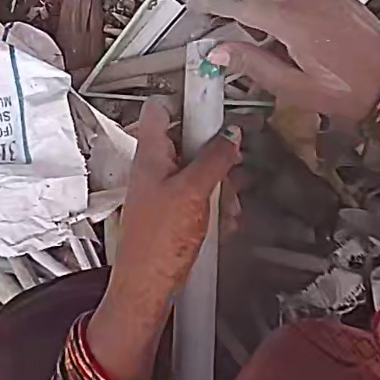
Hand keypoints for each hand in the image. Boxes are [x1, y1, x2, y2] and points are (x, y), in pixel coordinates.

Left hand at [103, 98, 240, 325]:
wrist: (148, 287)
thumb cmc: (158, 242)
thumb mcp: (194, 192)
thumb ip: (215, 159)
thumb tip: (230, 135)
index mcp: (151, 154)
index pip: (162, 109)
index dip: (186, 98)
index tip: (213, 92)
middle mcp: (156, 168)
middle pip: (191, 142)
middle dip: (217, 157)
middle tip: (230, 169)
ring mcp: (166, 190)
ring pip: (201, 171)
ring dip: (221, 188)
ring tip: (227, 208)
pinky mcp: (175, 212)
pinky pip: (202, 197)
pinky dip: (215, 207)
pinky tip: (223, 223)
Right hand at [187, 0, 379, 120]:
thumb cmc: (349, 90)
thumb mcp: (294, 88)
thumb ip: (254, 65)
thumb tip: (219, 51)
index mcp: (293, 21)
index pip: (239, 2)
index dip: (212, 2)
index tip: (195, 4)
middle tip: (221, 14)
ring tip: (254, 17)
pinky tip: (284, 6)